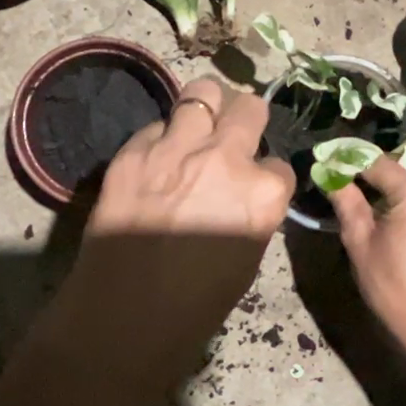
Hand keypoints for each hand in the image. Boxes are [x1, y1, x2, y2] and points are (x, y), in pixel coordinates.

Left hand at [34, 77, 294, 385]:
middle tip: (234, 136)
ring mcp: (176, 148)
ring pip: (201, 93)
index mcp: (263, 193)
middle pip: (248, 108)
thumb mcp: (248, 256)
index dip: (267, 175)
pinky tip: (157, 161)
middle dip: (246, 119)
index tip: (255, 186)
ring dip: (206, 108)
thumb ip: (253, 211)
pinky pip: (156, 125)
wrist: (126, 312)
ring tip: (199, 124)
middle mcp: (225, 158)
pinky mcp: (133, 151)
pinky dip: (162, 138)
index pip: (279, 163)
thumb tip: (245, 193)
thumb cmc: (197, 302)